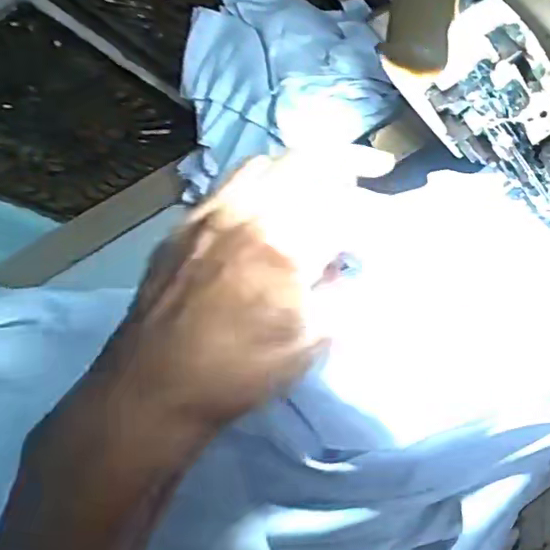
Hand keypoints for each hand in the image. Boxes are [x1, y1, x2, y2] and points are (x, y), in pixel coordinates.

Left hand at [61, 147, 393, 466]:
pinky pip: (233, 181)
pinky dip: (268, 178)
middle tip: (378, 166)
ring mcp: (210, 215)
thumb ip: (341, 294)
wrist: (151, 389)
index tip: (398, 218)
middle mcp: (247, 216)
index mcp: (283, 246)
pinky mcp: (185, 224)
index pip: (347, 207)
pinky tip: (276, 200)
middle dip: (351, 160)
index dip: (380, 210)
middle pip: (308, 162)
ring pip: (268, 162)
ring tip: (328, 177)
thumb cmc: (240, 372)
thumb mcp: (312, 342)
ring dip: (307, 163)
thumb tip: (347, 267)